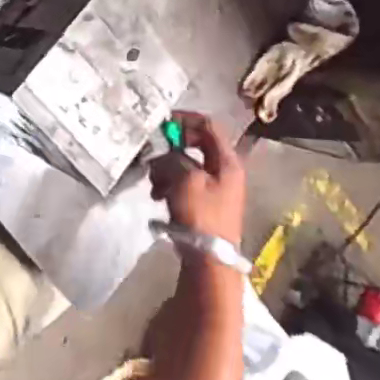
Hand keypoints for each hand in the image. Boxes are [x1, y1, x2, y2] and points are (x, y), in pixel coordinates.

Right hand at [149, 111, 244, 245]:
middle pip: (194, 146)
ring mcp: (216, 188)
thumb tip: (162, 155)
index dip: (184, 119)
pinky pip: (184, 184)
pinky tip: (158, 197)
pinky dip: (169, 185)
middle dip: (170, 150)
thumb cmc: (201, 216)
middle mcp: (224, 170)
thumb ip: (172, 159)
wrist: (210, 260)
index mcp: (227, 161)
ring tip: (154, 185)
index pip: (208, 125)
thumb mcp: (185, 181)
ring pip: (186, 166)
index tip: (160, 123)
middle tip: (153, 157)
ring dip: (166, 170)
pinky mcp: (205, 203)